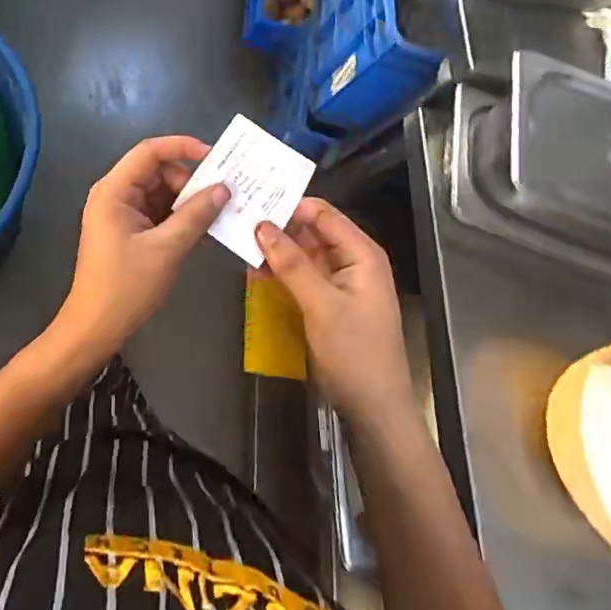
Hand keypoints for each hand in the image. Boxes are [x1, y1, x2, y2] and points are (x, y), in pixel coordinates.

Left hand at [48, 136, 229, 364]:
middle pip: (159, 172)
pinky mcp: (129, 231)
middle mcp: (115, 195)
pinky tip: (204, 234)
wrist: (96, 327)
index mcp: (114, 191)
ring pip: (162, 193)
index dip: (183, 147)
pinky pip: (159, 213)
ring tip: (219, 217)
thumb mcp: (167, 248)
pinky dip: (180, 220)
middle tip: (223, 198)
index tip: (216, 157)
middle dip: (190, 183)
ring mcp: (121, 214)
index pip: (150, 151)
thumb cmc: (126, 286)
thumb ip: (196, 215)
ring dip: (189, 204)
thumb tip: (224, 188)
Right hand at [256, 200, 414, 425]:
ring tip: (237, 238)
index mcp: (361, 254)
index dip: (289, 205)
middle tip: (237, 217)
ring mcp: (338, 281)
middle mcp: (351, 260)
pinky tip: (252, 268)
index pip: (322, 214)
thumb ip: (291, 263)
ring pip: (301, 252)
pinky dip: (279, 270)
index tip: (251, 200)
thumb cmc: (355, 353)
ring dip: (274, 248)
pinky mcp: (326, 300)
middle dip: (277, 225)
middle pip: (310, 231)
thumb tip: (261, 225)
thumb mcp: (321, 305)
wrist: (373, 409)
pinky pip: (299, 275)